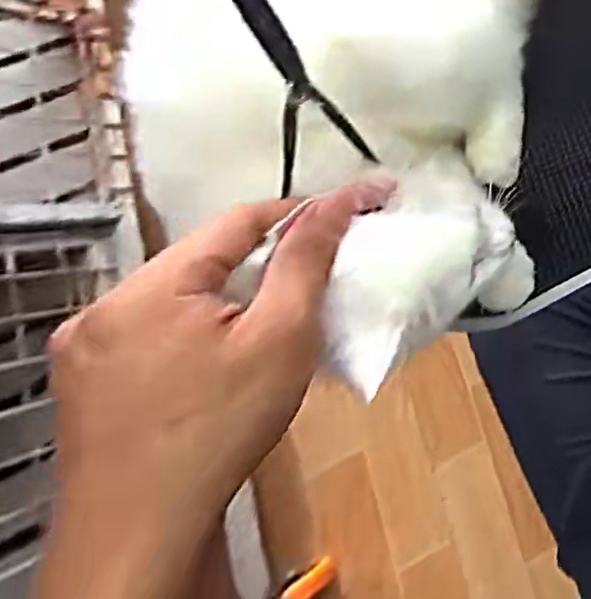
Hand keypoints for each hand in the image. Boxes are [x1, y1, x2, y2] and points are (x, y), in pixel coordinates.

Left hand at [40, 179, 391, 598]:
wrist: (145, 524)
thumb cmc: (223, 422)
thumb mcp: (284, 331)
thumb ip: (307, 259)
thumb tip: (337, 202)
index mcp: (146, 292)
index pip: (240, 219)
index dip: (308, 209)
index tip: (364, 206)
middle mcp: (104, 310)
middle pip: (211, 253)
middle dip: (278, 252)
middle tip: (338, 261)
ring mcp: (90, 345)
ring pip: (192, 287)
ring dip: (249, 285)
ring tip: (297, 303)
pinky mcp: (94, 374)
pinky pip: (169, 319)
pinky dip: (218, 315)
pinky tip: (247, 340)